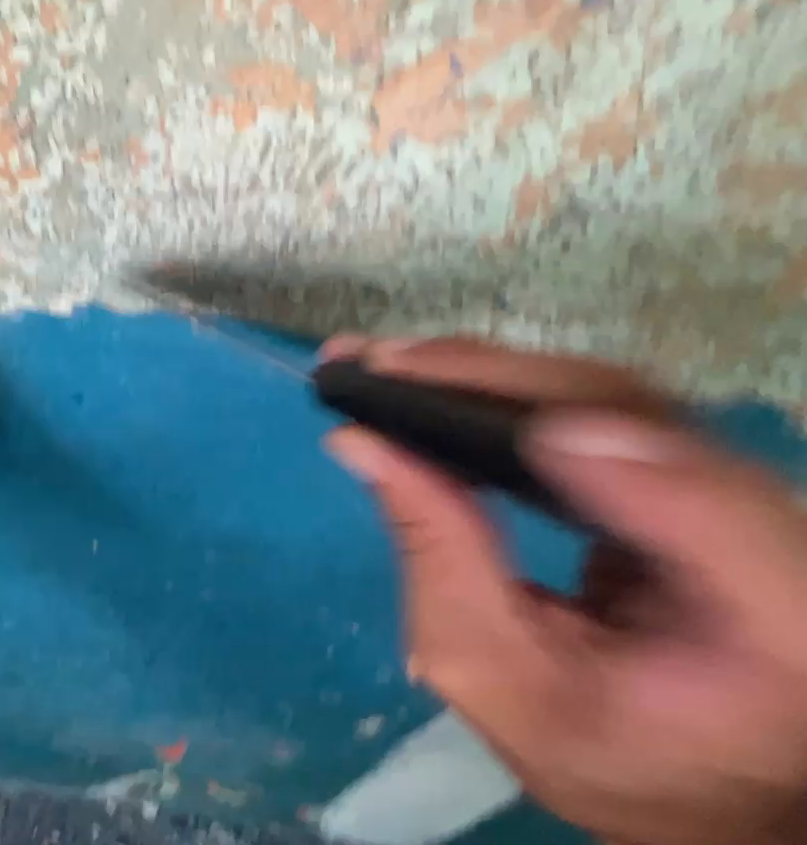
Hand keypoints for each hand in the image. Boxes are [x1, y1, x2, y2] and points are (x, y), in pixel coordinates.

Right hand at [322, 335, 806, 844]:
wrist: (684, 764)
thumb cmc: (590, 742)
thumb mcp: (489, 671)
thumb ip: (435, 557)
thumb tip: (360, 441)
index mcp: (773, 623)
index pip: (719, 511)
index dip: (626, 461)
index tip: (512, 434)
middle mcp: (773, 534)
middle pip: (638, 414)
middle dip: (492, 379)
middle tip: (368, 362)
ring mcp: (732, 490)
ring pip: (609, 392)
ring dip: (482, 368)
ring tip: (376, 362)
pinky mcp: (686, 471)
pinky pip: (591, 402)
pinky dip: (498, 383)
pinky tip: (428, 378)